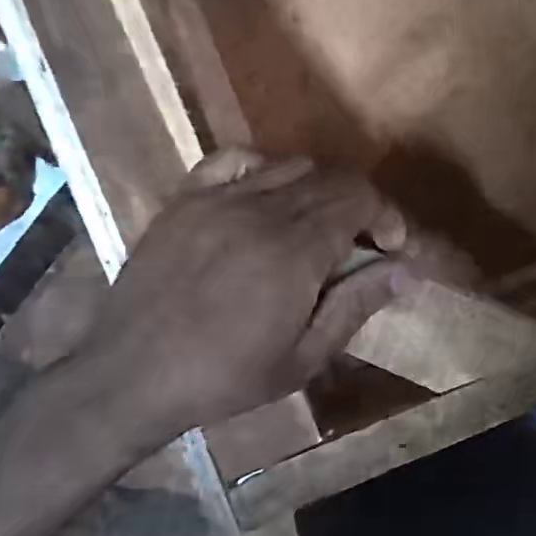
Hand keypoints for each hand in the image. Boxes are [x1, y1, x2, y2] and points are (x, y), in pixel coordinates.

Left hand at [85, 151, 426, 435]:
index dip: (387, 216)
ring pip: (294, 164)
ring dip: (322, 187)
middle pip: (335, 177)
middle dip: (363, 203)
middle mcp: (262, 211)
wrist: (128, 377)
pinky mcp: (187, 198)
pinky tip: (268, 195)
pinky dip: (266, 166)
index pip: (362, 199)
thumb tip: (406, 269)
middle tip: (362, 240)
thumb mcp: (304, 358)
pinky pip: (236, 158)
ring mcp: (219, 199)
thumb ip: (357, 304)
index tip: (391, 246)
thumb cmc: (225, 376)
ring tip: (319, 222)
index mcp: (295, 251)